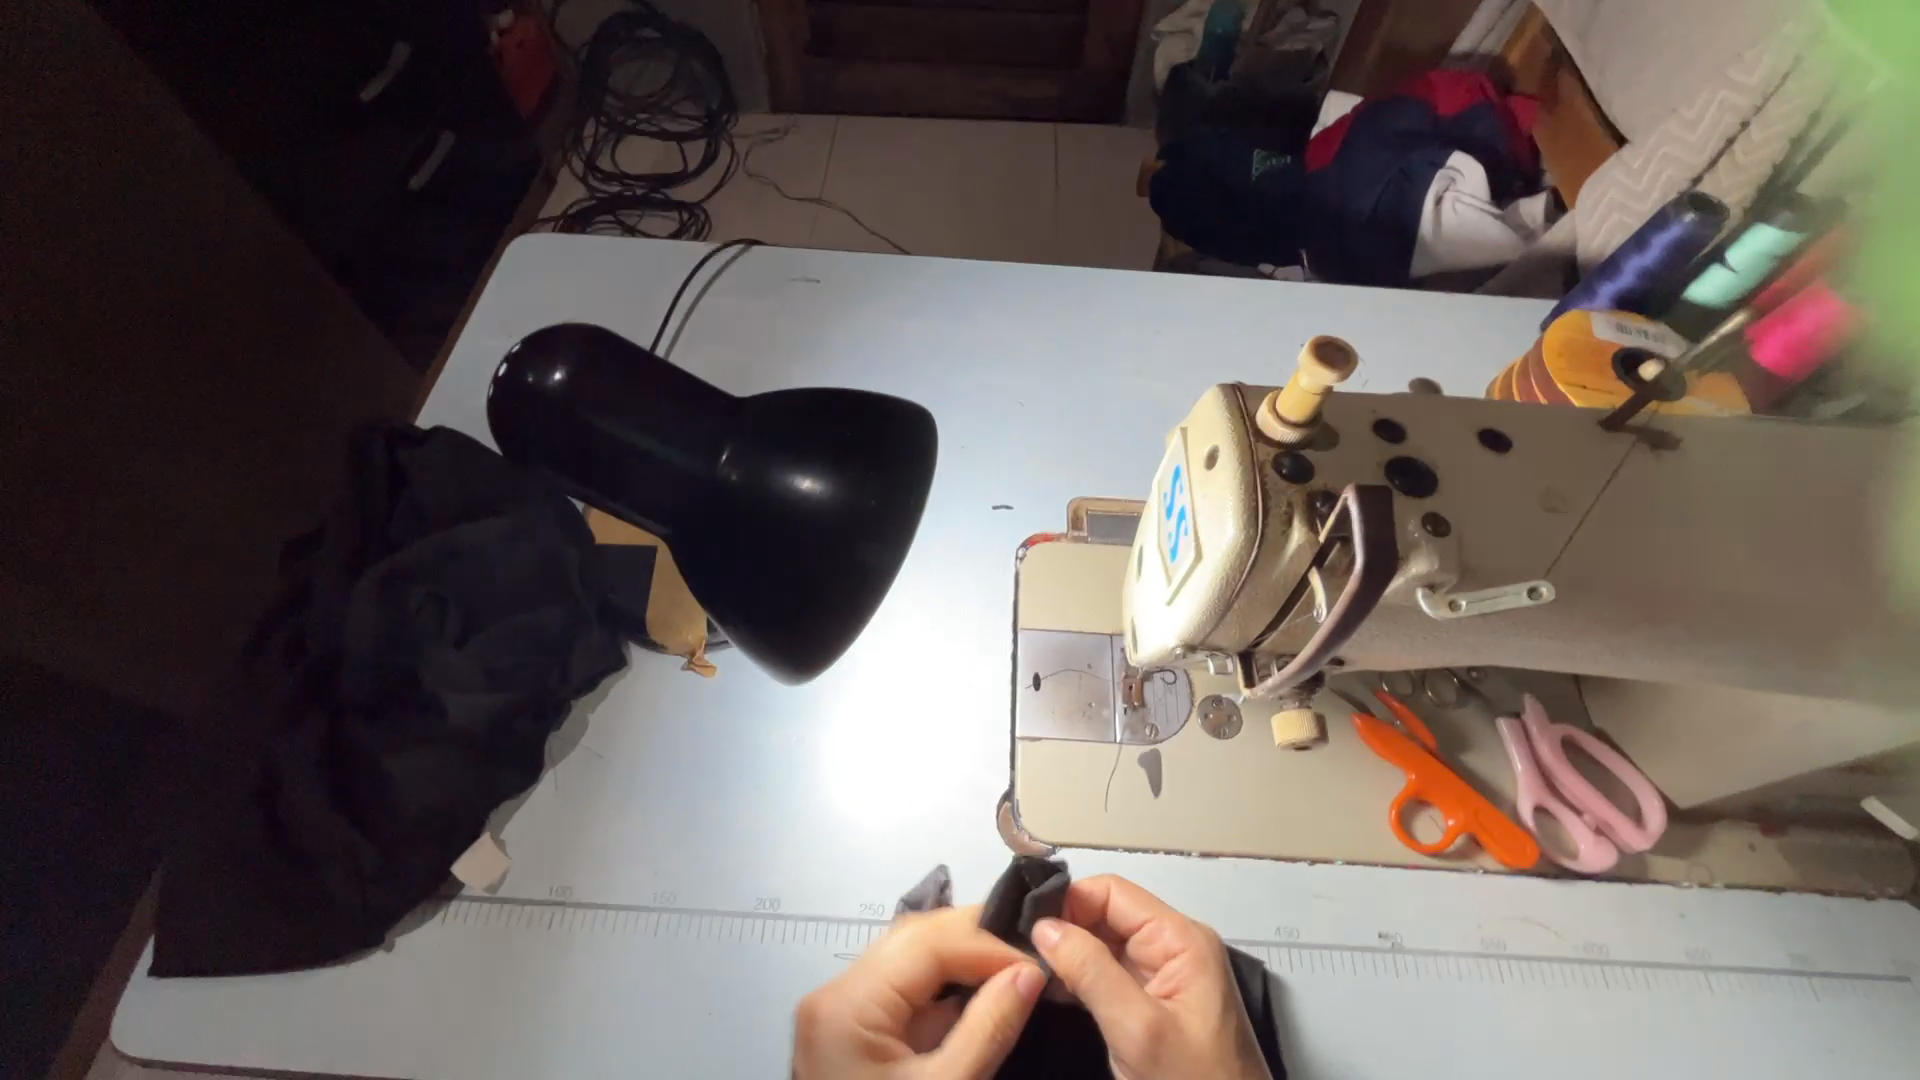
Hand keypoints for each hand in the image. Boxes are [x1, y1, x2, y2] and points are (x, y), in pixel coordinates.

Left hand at [792, 905, 1045, 1079]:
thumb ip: (989, 1027)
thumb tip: (1030, 970)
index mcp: (846, 1006)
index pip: (925, 942)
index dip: (985, 942)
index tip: (1038, 957)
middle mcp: (834, 995)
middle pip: (912, 941)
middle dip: (974, 941)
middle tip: (1029, 950)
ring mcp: (839, 1013)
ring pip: (908, 961)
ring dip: (961, 960)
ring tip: (1013, 965)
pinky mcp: (851, 1032)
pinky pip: (902, 993)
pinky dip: (942, 992)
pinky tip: (981, 995)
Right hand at [1030, 875, 1270, 1079]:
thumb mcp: (1138, 1030)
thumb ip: (1090, 971)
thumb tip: (1044, 925)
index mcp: (1179, 938)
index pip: (1112, 892)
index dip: (1070, 903)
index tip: (1029, 930)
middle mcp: (1173, 945)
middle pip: (1107, 914)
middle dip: (1066, 929)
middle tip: (1024, 955)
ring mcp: (1165, 974)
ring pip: (1104, 943)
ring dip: (1070, 955)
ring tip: (1030, 972)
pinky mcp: (1155, 1002)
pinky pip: (1111, 973)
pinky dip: (1082, 978)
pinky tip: (1053, 991)